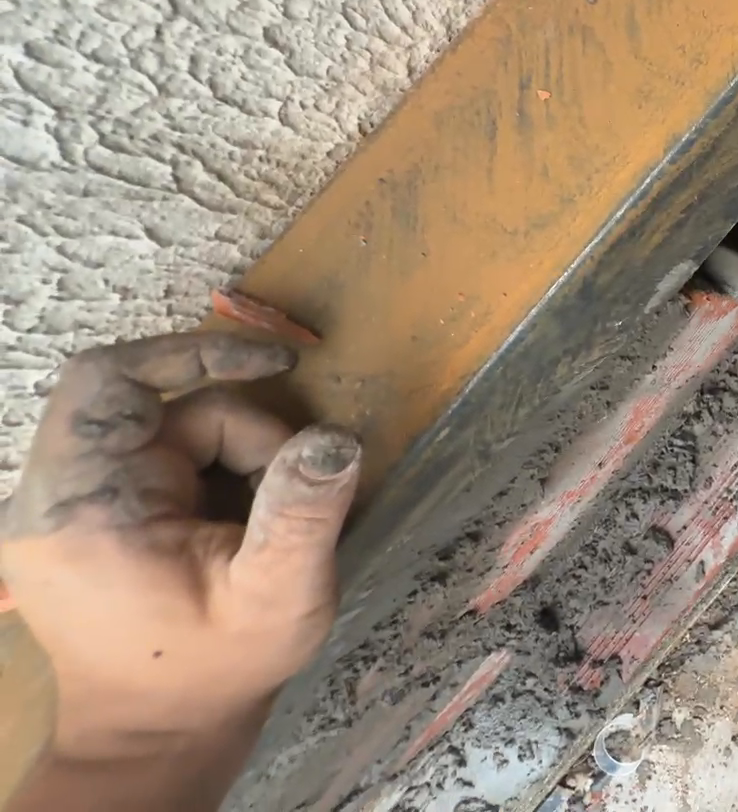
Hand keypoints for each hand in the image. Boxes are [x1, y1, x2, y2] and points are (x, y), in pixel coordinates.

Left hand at [0, 333, 359, 752]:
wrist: (164, 725)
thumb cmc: (219, 664)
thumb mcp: (279, 592)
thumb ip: (303, 513)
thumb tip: (335, 439)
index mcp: (84, 509)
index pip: (109, 383)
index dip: (195, 352)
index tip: (280, 363)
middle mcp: (62, 497)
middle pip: (170, 411)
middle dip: (255, 438)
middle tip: (294, 495)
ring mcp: (80, 505)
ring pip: (186, 432)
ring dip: (253, 459)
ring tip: (274, 524)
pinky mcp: (105, 513)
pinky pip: (180, 455)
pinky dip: (236, 471)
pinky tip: (253, 519)